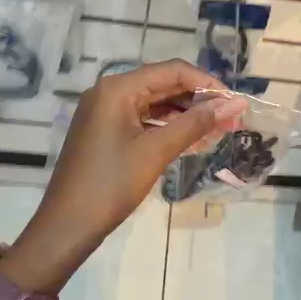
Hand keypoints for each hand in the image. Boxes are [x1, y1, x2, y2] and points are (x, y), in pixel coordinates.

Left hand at [1, 60, 246, 293]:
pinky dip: (169, 128)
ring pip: (156, 104)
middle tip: (233, 119)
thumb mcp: (156, 151)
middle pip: (164, 85)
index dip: (207, 83)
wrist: (65, 228)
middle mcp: (110, 92)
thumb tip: (235, 103)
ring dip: (187, 116)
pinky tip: (195, 140)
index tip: (235, 102)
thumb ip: (197, 123)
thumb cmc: (110, 185)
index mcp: (117, 88)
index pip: (172, 71)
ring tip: (220, 131)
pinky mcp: (107, 132)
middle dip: (200, 101)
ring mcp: (106, 113)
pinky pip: (145, 121)